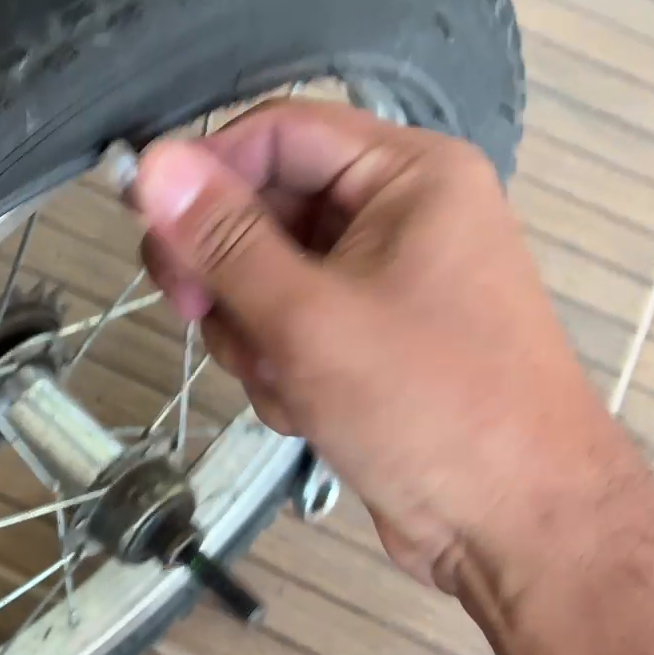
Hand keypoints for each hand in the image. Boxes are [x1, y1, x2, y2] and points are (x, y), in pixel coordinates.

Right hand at [131, 101, 641, 590]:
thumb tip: (150, 167)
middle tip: (199, 314)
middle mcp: (390, 216)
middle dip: (224, 276)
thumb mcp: (305, 315)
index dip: (203, 174)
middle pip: (258, 211)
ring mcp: (373, 281)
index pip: (273, 135)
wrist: (506, 519)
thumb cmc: (425, 404)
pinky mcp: (357, 337)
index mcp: (405, 177)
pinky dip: (274, 367)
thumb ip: (221, 240)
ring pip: (256, 280)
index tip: (147, 231)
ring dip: (249, 334)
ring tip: (287, 379)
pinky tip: (305, 404)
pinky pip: (279, 328)